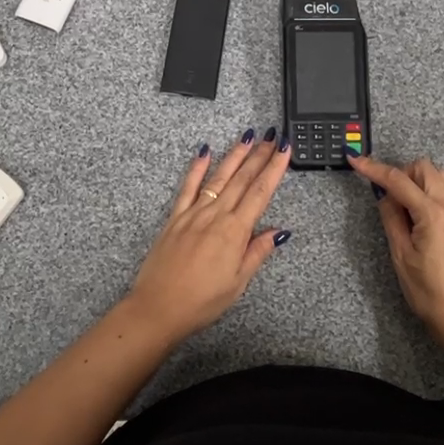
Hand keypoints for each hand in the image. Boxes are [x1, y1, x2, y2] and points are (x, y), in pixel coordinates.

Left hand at [123, 127, 293, 342]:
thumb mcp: (237, 284)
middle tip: (272, 136)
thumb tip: (279, 232)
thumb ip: (257, 253)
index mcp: (234, 232)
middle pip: (242, 179)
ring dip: (235, 155)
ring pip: (218, 177)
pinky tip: (204, 151)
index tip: (285, 150)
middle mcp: (215, 216)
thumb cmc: (200, 302)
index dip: (274, 169)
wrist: (158, 308)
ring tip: (247, 137)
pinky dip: (197, 167)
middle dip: (259, 155)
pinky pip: (188, 186)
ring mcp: (194, 214)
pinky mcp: (175, 217)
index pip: (260, 192)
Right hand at [346, 153, 443, 344]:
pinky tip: (440, 207)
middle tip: (390, 197)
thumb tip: (384, 195)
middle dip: (402, 174)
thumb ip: (391, 217)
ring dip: (423, 181)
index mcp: (431, 213)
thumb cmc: (426, 291)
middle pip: (424, 168)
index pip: (397, 180)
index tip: (355, 159)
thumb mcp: (400, 254)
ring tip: (411, 204)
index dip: (373, 168)